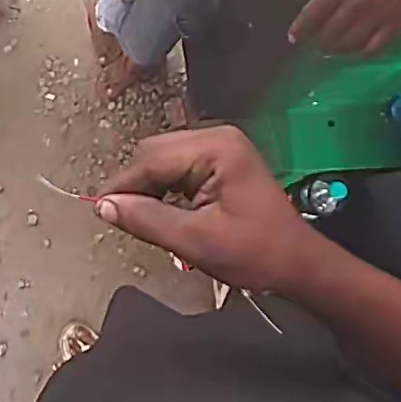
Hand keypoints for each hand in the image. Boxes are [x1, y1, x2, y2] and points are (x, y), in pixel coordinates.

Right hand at [95, 127, 331, 293]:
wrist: (299, 263)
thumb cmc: (257, 253)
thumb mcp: (196, 241)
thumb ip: (147, 219)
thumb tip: (104, 206)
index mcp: (216, 148)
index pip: (151, 159)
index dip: (122, 186)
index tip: (101, 211)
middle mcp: (216, 138)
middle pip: (153, 153)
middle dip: (136, 186)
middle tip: (124, 219)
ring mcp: (218, 147)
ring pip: (161, 160)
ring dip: (148, 188)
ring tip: (145, 219)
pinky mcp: (217, 160)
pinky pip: (175, 167)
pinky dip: (163, 188)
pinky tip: (163, 211)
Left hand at [287, 0, 400, 53]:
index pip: (313, 13)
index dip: (301, 28)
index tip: (295, 36)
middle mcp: (357, 3)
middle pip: (329, 33)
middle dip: (320, 41)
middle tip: (317, 43)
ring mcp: (380, 15)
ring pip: (350, 44)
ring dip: (339, 49)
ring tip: (336, 49)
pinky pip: (377, 46)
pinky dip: (366, 51)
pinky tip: (362, 50)